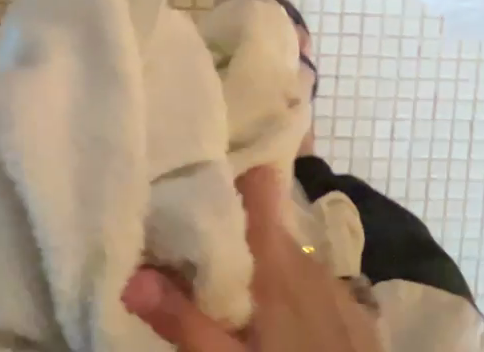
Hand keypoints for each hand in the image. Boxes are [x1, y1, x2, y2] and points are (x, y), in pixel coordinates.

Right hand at [122, 165, 383, 351]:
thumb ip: (183, 319)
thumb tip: (131, 278)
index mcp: (277, 258)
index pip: (259, 185)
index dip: (231, 170)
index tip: (197, 164)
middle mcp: (307, 257)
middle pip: (262, 226)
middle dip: (229, 229)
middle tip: (188, 239)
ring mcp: (334, 283)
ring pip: (285, 258)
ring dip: (258, 264)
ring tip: (223, 277)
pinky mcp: (352, 312)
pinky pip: (309, 285)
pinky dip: (287, 291)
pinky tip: (272, 316)